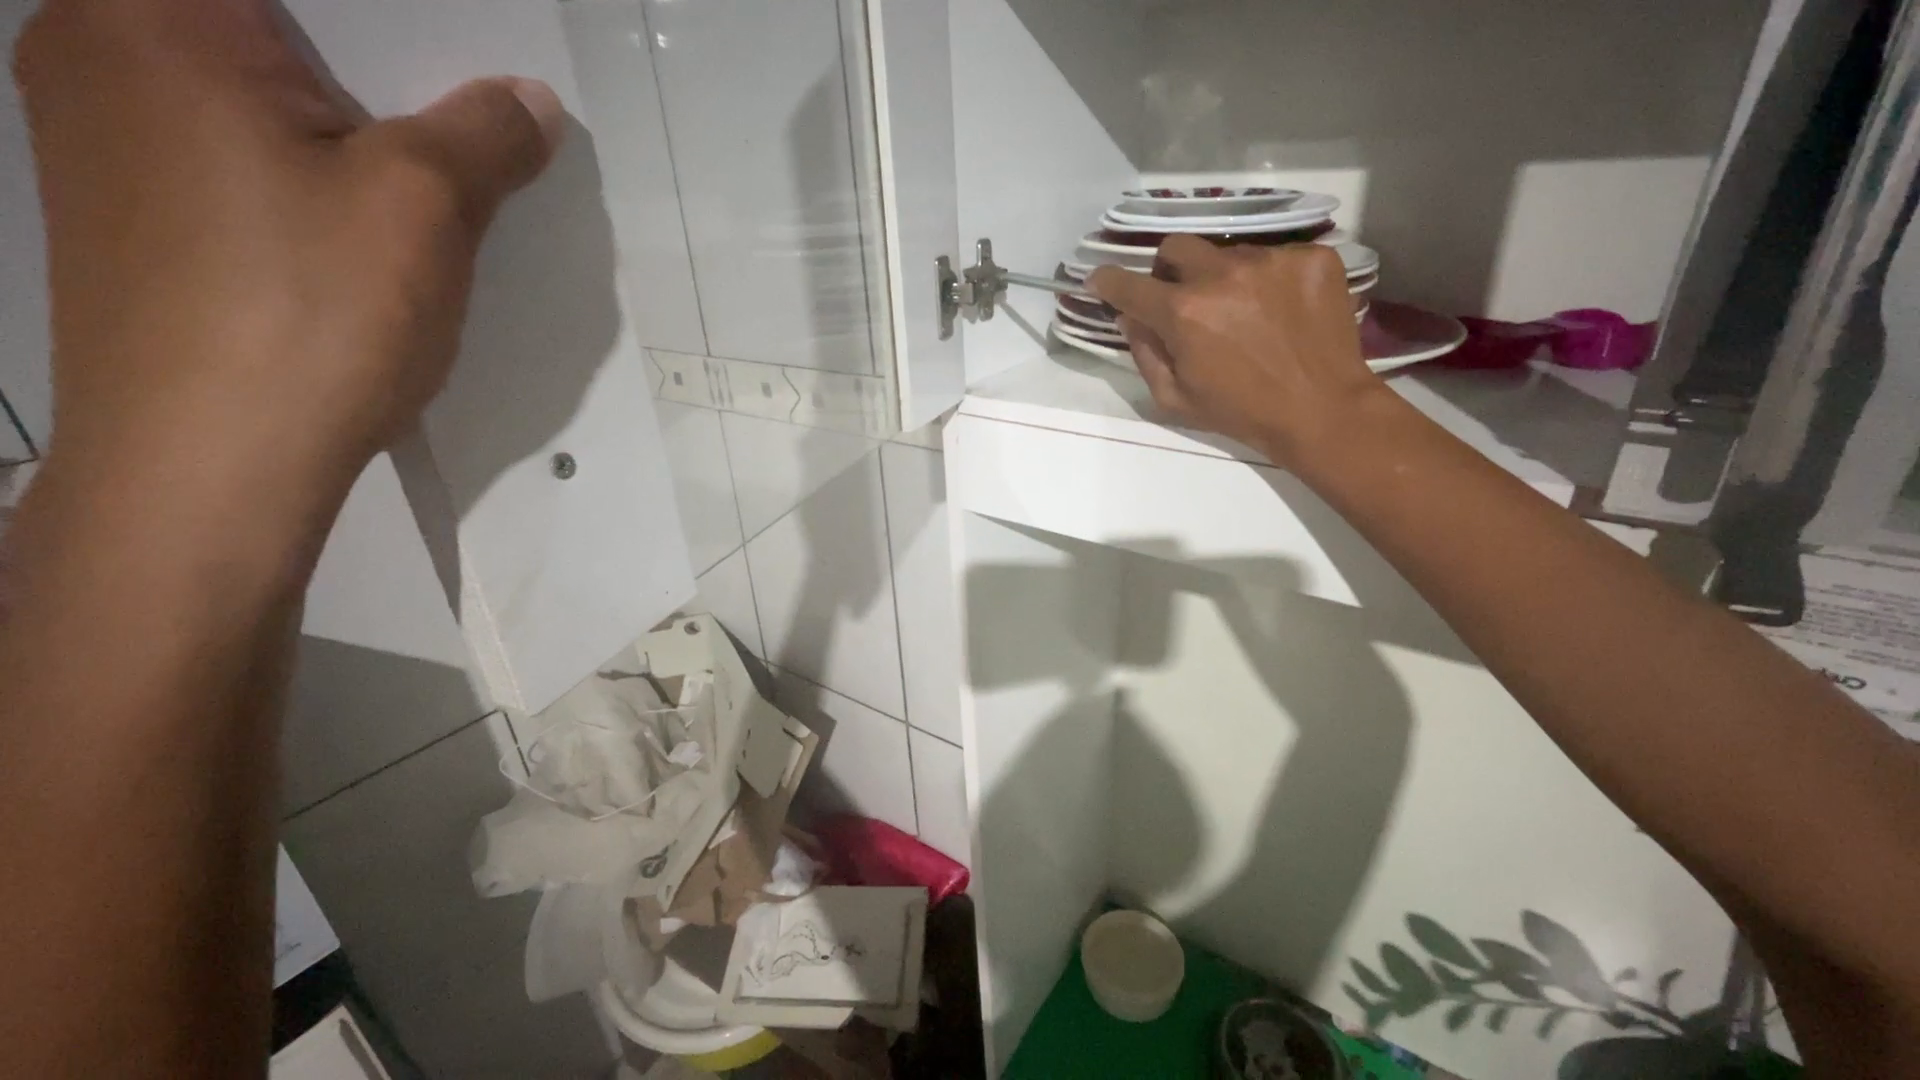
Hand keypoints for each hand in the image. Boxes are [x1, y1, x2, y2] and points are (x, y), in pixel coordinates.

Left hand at [14, 0, 560, 496]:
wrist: (207, 472)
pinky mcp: (132, 221)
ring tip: (433, 188)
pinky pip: (240, 161)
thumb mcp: (425, 207)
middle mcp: (96, 55)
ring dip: (357, 133)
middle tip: (470, 125)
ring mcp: (101, 144)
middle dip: (386, 77)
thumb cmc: (308, 314)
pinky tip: (371, 241)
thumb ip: (487, 134)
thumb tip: (530, 100)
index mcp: (149, 16)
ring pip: (262, 100)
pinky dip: (315, 179)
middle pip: (279, 32)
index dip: (405, 28)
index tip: (469, 62)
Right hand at [1088, 236, 1384, 470]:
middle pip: (1176, 248)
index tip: (1103, 282)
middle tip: (1183, 298)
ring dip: (1225, 278)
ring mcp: (1271, 260)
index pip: (1128, 284)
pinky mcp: (1312, 258)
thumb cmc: (1241, 412)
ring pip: (1229, 253)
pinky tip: (1282, 310)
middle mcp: (1222, 274)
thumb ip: (1144, 352)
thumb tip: (1130, 317)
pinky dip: (1271, 280)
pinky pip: (1276, 257)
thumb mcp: (1175, 398)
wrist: (1323, 411)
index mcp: (1183, 312)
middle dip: (1170, 271)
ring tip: (1246, 313)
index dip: (1108, 282)